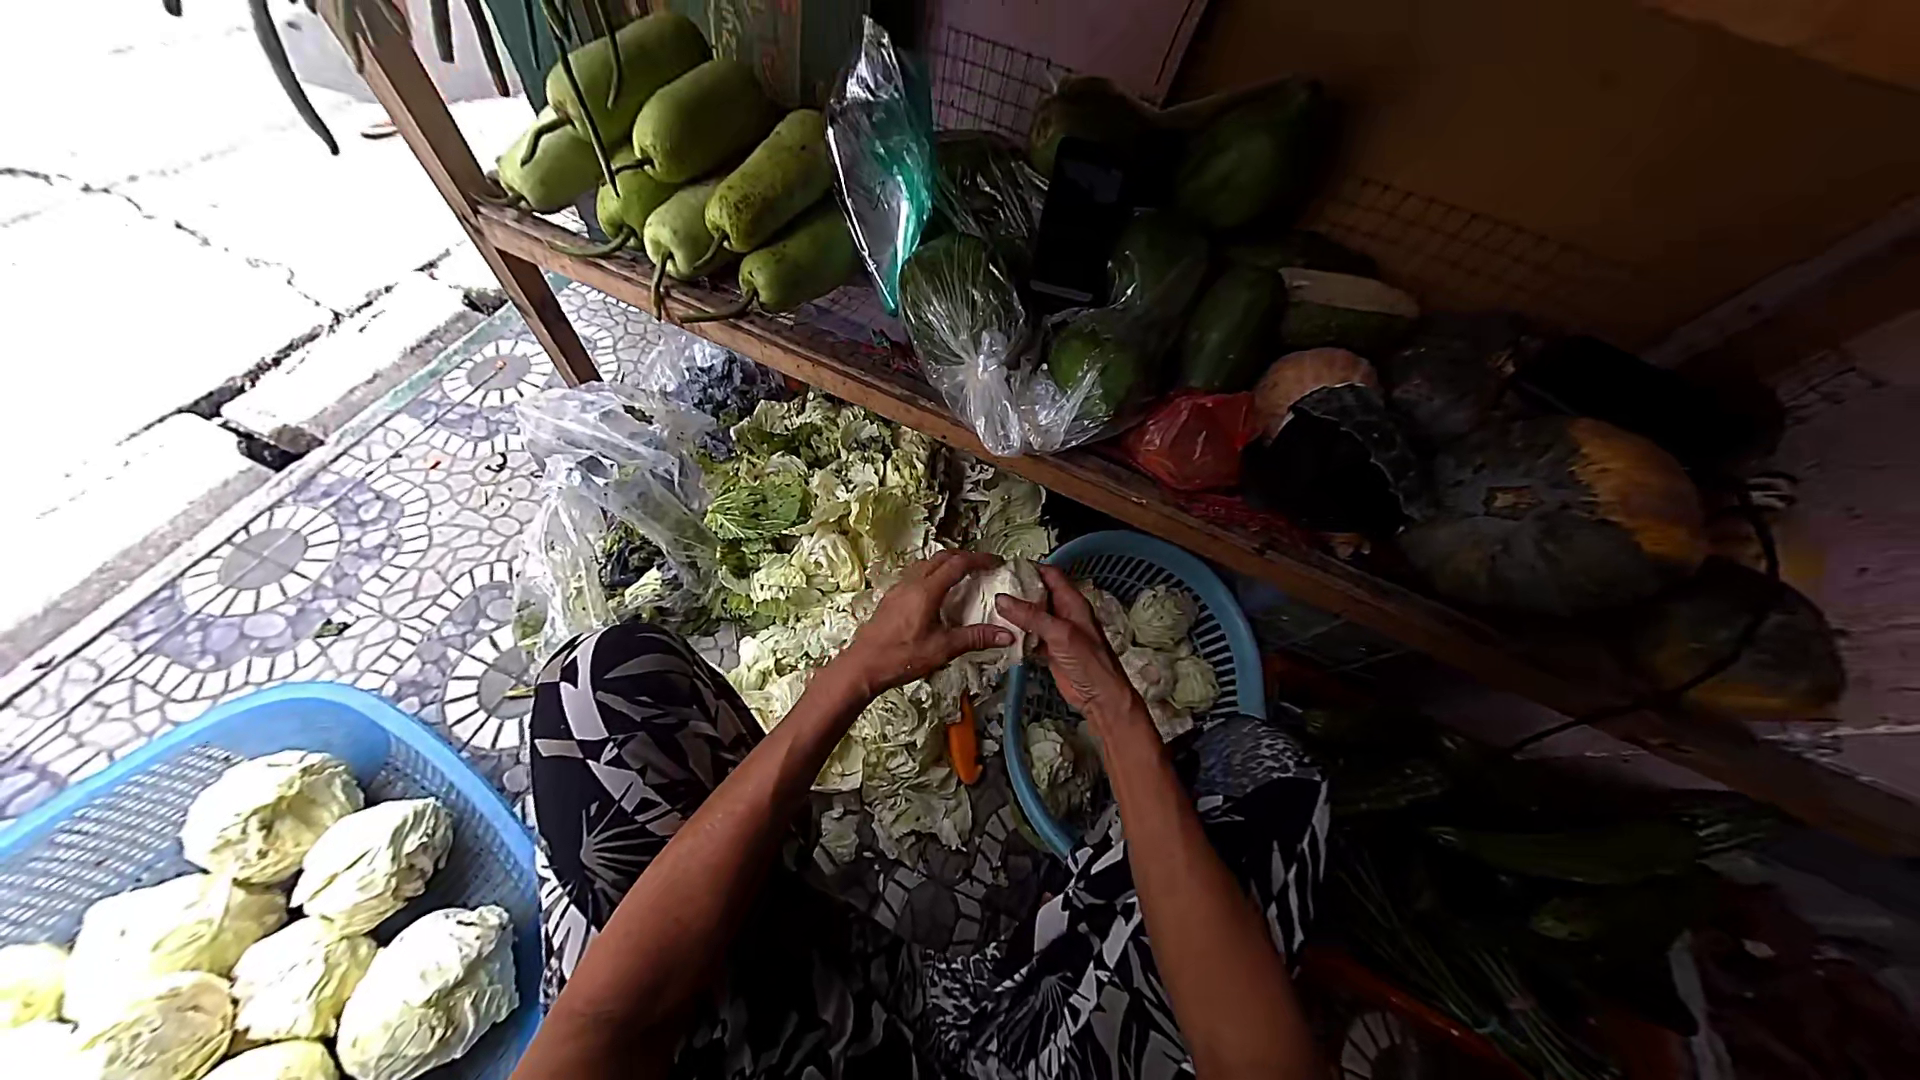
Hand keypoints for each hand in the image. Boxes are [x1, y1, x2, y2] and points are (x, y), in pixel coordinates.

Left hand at [832, 550, 1013, 698]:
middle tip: (982, 565)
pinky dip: (932, 573)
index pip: (958, 564)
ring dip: (946, 563)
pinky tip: (936, 592)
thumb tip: (1004, 635)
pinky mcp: (891, 599)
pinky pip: (915, 575)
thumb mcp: (943, 648)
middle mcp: (911, 584)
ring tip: (961, 574)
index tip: (995, 562)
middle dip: (965, 557)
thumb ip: (975, 638)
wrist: (863, 666)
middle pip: (942, 557)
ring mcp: (898, 589)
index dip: (980, 559)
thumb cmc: (899, 657)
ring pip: (926, 563)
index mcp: (926, 591)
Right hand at [995, 564, 1141, 728]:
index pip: (1050, 575)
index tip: (1006, 567)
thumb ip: (1031, 616)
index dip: (1031, 568)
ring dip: (1014, 613)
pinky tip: (1001, 633)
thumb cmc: (1089, 662)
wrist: (1100, 697)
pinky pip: (1029, 636)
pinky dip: (1016, 634)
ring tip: (990, 607)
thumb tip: (1002, 599)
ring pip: (1031, 616)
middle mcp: (1064, 613)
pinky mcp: (1049, 649)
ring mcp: (1056, 632)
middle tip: (993, 587)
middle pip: (1038, 594)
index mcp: (1072, 602)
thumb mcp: (1059, 633)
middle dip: (1017, 590)